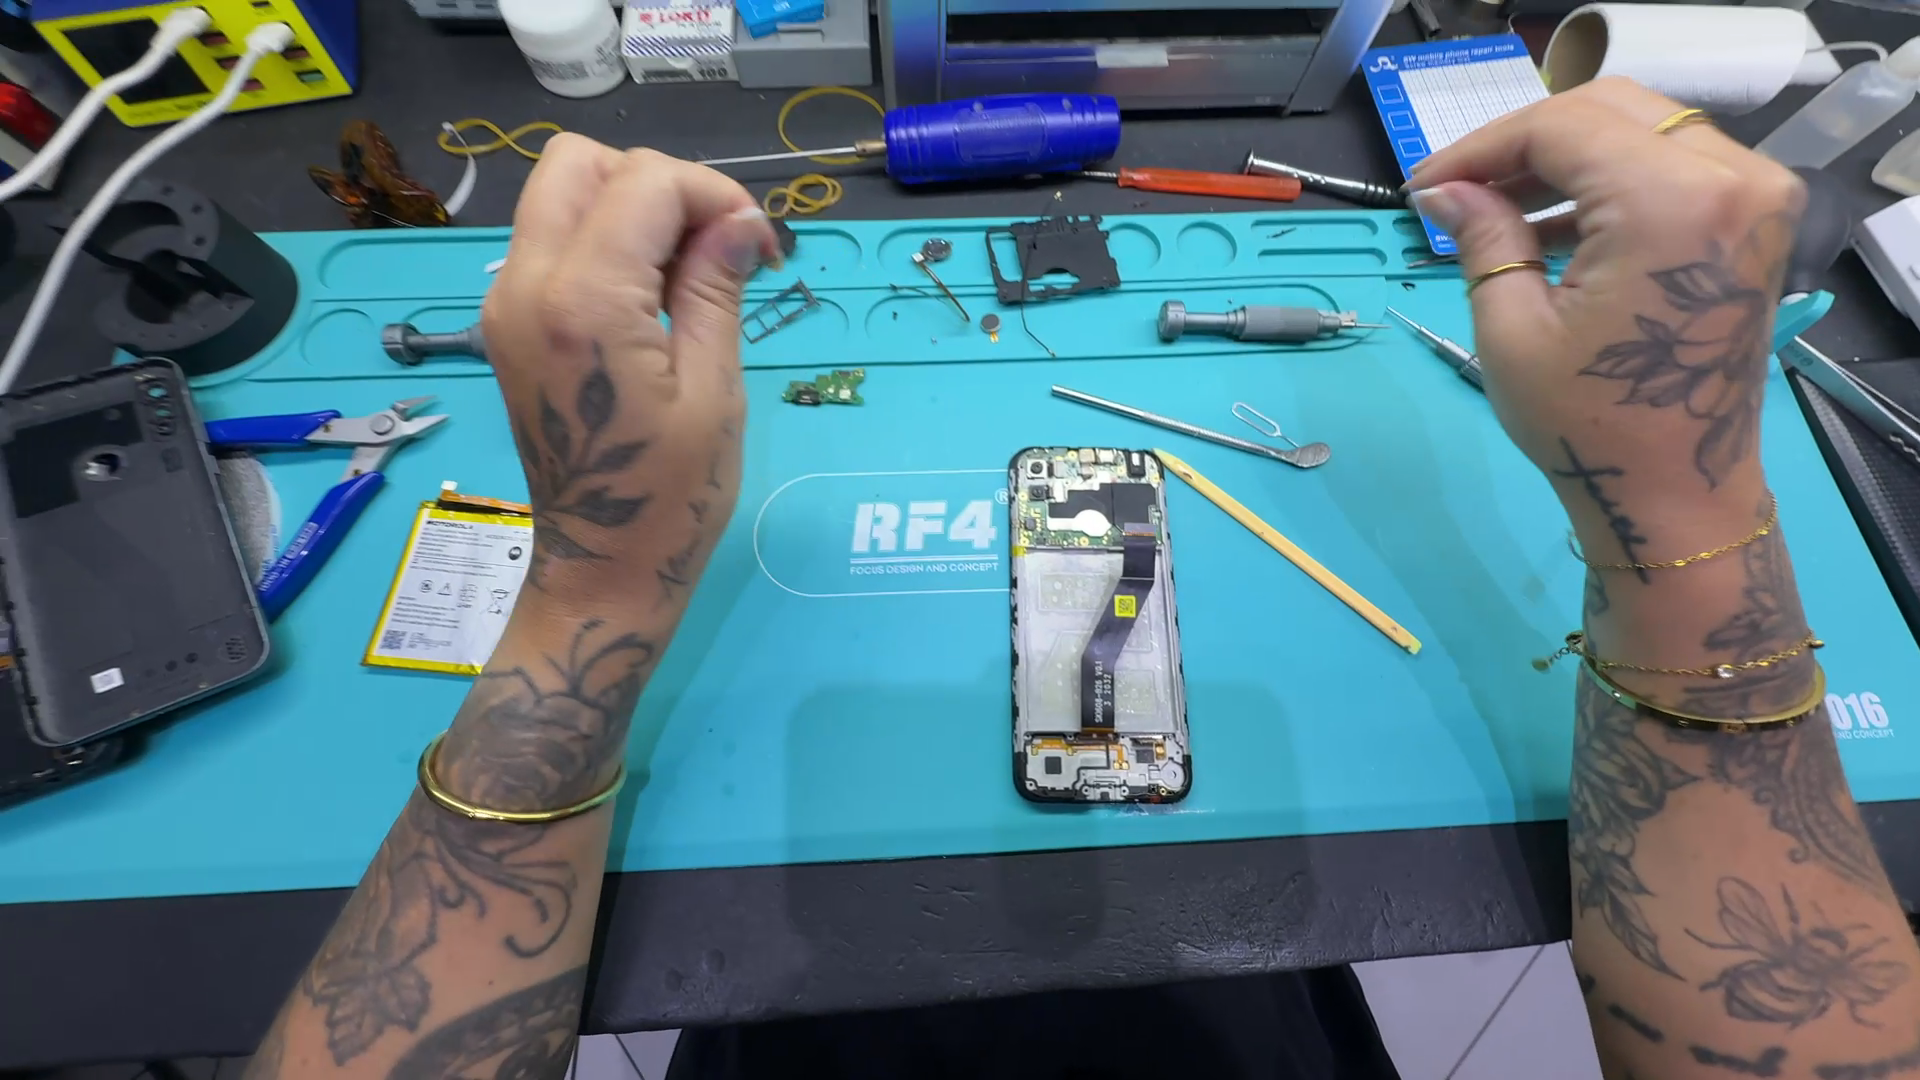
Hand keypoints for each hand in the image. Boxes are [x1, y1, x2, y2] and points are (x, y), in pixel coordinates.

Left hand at [481, 137, 778, 610]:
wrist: (605, 564)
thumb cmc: (676, 494)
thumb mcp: (715, 390)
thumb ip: (717, 289)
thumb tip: (743, 221)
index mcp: (584, 301)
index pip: (645, 184)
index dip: (715, 195)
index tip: (762, 247)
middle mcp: (525, 284)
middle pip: (581, 164)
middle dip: (663, 186)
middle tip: (720, 247)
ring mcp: (506, 303)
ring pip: (562, 195)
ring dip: (635, 210)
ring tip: (694, 274)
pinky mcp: (510, 323)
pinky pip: (554, 242)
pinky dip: (609, 241)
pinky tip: (655, 296)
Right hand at [1405, 78, 1803, 556]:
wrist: (1669, 478)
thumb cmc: (1580, 416)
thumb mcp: (1510, 328)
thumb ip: (1484, 239)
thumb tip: (1443, 193)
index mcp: (1668, 202)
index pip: (1564, 127)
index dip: (1480, 147)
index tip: (1423, 187)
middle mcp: (1730, 175)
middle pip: (1609, 109)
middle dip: (1516, 142)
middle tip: (1450, 191)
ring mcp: (1750, 193)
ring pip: (1639, 128)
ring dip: (1554, 159)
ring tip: (1485, 208)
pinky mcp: (1746, 217)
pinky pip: (1664, 165)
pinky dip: (1596, 181)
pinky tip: (1541, 225)